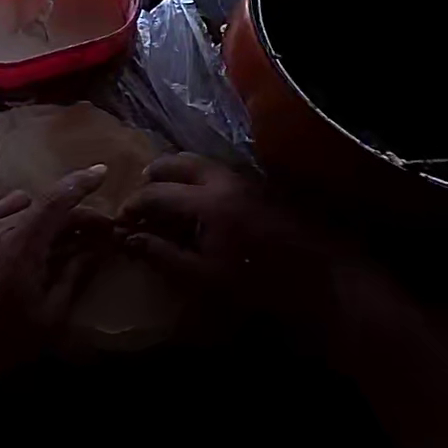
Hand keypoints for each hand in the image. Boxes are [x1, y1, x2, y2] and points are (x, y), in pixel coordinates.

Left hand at [0, 165, 110, 392]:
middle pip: (38, 205)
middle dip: (68, 214)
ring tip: (53, 231)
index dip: (81, 184)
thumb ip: (75, 274)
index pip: (57, 200)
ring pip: (9, 202)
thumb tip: (97, 248)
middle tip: (92, 234)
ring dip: (36, 209)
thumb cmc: (3, 340)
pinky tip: (6, 213)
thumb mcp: (50, 314)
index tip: (102, 172)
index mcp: (21, 241)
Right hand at [117, 153, 347, 328]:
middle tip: (141, 197)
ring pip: (201, 163)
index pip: (156, 193)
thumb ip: (162, 254)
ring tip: (167, 198)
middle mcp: (225, 180)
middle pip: (178, 162)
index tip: (121, 219)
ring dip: (177, 174)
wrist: (327, 283)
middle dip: (154, 176)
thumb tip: (127, 239)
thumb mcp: (204, 276)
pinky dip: (199, 179)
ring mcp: (247, 179)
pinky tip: (199, 205)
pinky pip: (220, 172)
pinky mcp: (262, 186)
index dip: (133, 205)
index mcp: (207, 202)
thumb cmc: (261, 284)